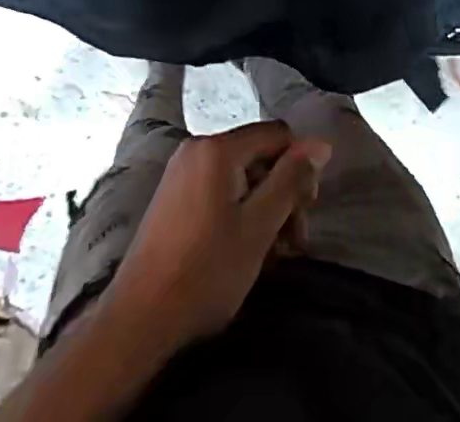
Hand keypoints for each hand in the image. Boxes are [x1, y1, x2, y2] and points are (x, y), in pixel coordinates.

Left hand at [105, 120, 332, 345]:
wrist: (136, 324)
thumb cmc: (205, 271)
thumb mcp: (260, 224)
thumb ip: (292, 178)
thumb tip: (322, 144)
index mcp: (217, 149)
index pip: (279, 135)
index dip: (301, 166)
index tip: (307, 209)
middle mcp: (197, 150)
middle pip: (261, 155)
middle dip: (285, 191)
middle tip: (295, 238)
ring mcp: (181, 174)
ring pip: (244, 176)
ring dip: (267, 206)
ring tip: (276, 251)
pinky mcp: (173, 199)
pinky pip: (221, 190)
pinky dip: (242, 212)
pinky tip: (248, 248)